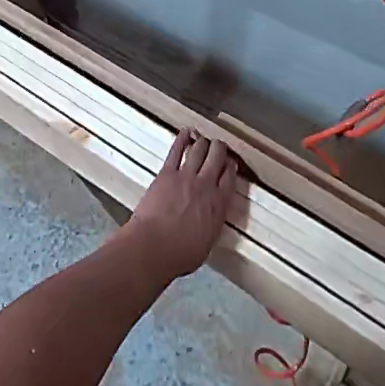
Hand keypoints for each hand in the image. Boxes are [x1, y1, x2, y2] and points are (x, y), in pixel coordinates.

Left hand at [119, 127, 239, 278]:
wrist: (153, 248)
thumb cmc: (179, 254)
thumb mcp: (207, 242)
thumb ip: (212, 223)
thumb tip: (210, 219)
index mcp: (219, 205)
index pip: (230, 177)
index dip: (231, 167)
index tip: (230, 164)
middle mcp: (206, 186)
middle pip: (218, 157)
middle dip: (220, 148)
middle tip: (219, 146)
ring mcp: (186, 176)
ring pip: (200, 149)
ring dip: (204, 142)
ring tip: (205, 139)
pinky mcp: (167, 173)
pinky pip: (177, 150)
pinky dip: (182, 138)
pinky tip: (186, 131)